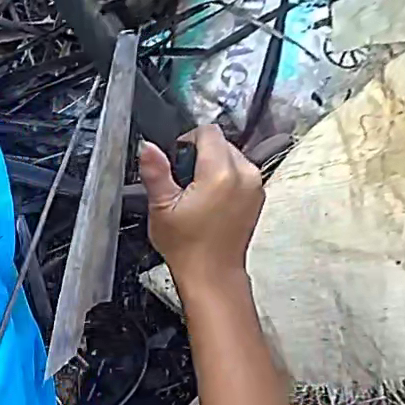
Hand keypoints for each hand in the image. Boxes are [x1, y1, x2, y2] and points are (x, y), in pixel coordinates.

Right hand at [138, 125, 264, 295]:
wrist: (211, 272)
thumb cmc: (186, 245)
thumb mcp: (161, 207)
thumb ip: (155, 172)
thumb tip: (147, 147)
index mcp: (220, 174)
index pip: (208, 132)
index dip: (187, 141)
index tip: (176, 161)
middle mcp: (244, 174)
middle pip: (221, 143)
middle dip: (200, 154)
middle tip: (182, 183)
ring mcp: (255, 185)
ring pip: (231, 156)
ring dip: (213, 165)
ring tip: (196, 193)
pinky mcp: (258, 196)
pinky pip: (241, 173)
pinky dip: (225, 179)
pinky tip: (209, 201)